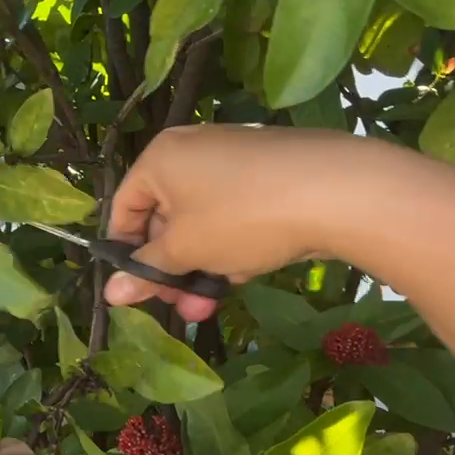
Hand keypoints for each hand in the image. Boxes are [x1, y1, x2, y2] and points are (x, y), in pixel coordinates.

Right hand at [104, 124, 403, 320]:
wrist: (344, 192)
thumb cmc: (241, 217)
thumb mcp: (185, 251)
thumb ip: (146, 271)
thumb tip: (111, 294)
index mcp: (160, 158)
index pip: (124, 209)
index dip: (126, 252)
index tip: (138, 287)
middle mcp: (193, 149)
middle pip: (164, 217)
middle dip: (170, 266)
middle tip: (178, 304)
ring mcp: (235, 157)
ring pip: (201, 220)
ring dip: (200, 264)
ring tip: (213, 300)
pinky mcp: (271, 171)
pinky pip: (234, 211)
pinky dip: (231, 243)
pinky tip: (245, 272)